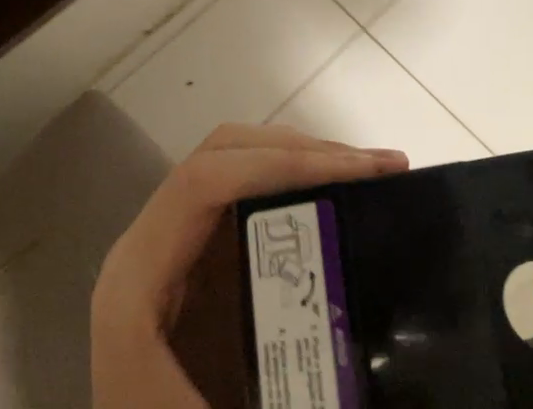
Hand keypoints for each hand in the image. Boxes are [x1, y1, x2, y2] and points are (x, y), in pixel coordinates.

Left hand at [90, 124, 406, 407]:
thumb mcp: (214, 408)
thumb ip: (289, 368)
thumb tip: (396, 377)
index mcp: (137, 281)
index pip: (205, 182)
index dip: (284, 163)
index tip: (363, 172)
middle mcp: (147, 250)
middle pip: (223, 155)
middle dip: (307, 151)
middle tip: (381, 168)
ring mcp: (168, 252)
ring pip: (233, 165)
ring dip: (303, 159)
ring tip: (370, 175)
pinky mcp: (190, 265)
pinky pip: (239, 195)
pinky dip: (293, 184)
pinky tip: (337, 202)